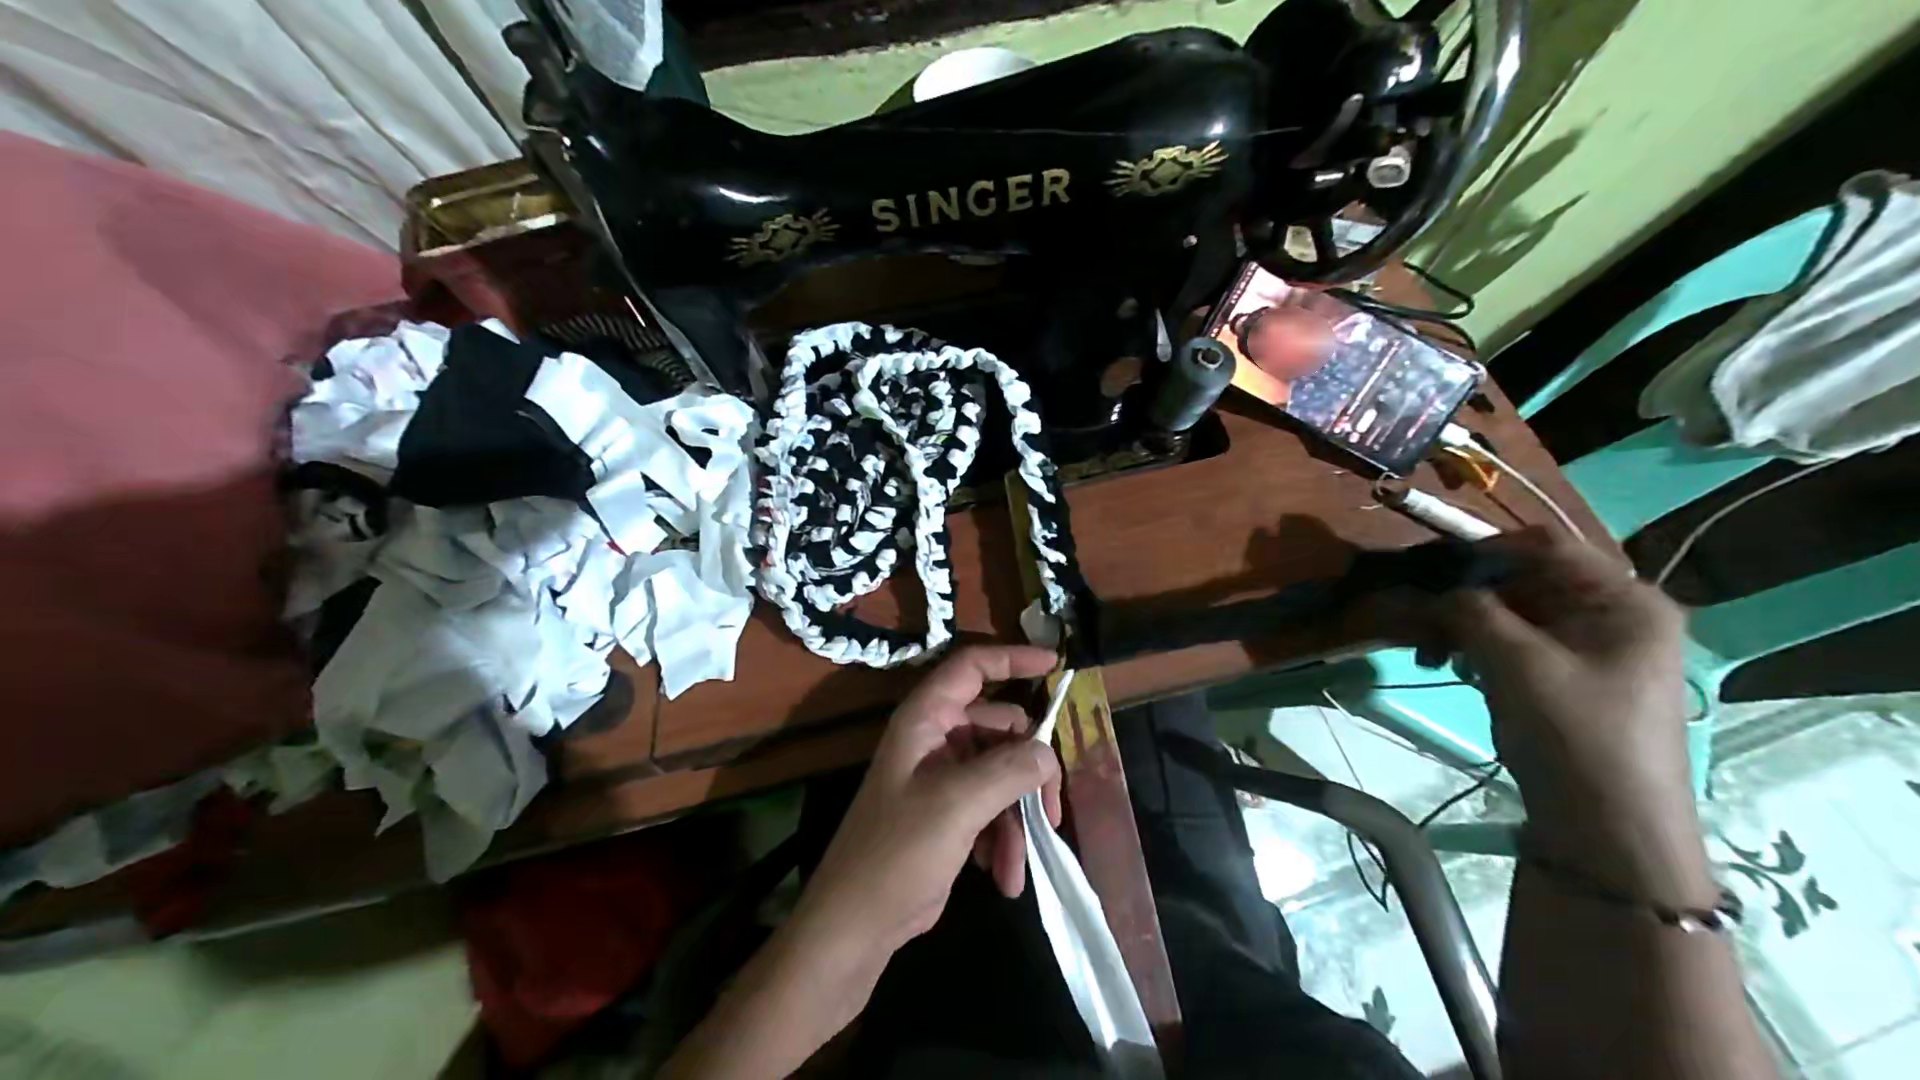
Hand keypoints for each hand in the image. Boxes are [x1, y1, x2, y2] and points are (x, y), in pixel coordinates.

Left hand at [791, 645, 1062, 969]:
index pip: (972, 667)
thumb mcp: (957, 805)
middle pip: (1001, 728)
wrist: (858, 921)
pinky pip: (993, 805)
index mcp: (926, 719)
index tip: (1055, 663)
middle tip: (1051, 810)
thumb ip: (1008, 770)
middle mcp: (936, 738)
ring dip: (1018, 816)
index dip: (1013, 658)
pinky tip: (1005, 875)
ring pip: (1003, 772)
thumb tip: (1047, 751)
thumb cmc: (898, 850)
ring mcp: (944, 775)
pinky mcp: (951, 810)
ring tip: (1021, 862)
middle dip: (1030, 770)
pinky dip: (1005, 836)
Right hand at [1421, 531, 1713, 902]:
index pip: (1545, 546)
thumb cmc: (1574, 733)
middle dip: (1465, 595)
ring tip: (1428, 651)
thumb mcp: (1516, 662)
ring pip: (1511, 612)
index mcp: (1624, 600)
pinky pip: (1513, 641)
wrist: (1608, 825)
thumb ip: (1472, 611)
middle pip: (1524, 580)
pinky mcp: (1564, 674)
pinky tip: (1450, 664)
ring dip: (1463, 624)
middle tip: (1415, 618)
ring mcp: (1589, 646)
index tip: (1427, 569)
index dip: (1483, 550)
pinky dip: (1476, 646)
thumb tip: (1434, 589)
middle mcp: (1611, 614)